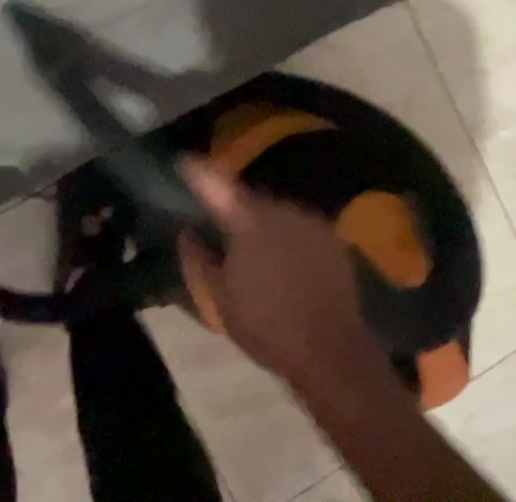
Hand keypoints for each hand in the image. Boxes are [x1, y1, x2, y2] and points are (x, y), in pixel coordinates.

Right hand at [178, 159, 390, 386]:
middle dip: (232, 208)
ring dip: (261, 223)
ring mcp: (310, 222)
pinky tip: (284, 262)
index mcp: (247, 220)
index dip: (195, 171)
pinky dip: (286, 237)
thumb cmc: (267, 326)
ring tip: (253, 250)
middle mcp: (281, 210)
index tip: (182, 161)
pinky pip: (298, 228)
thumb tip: (188, 232)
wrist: (332, 353)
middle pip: (248, 199)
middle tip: (219, 227)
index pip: (214, 184)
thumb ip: (198, 258)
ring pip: (275, 213)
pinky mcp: (332, 240)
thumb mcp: (218, 298)